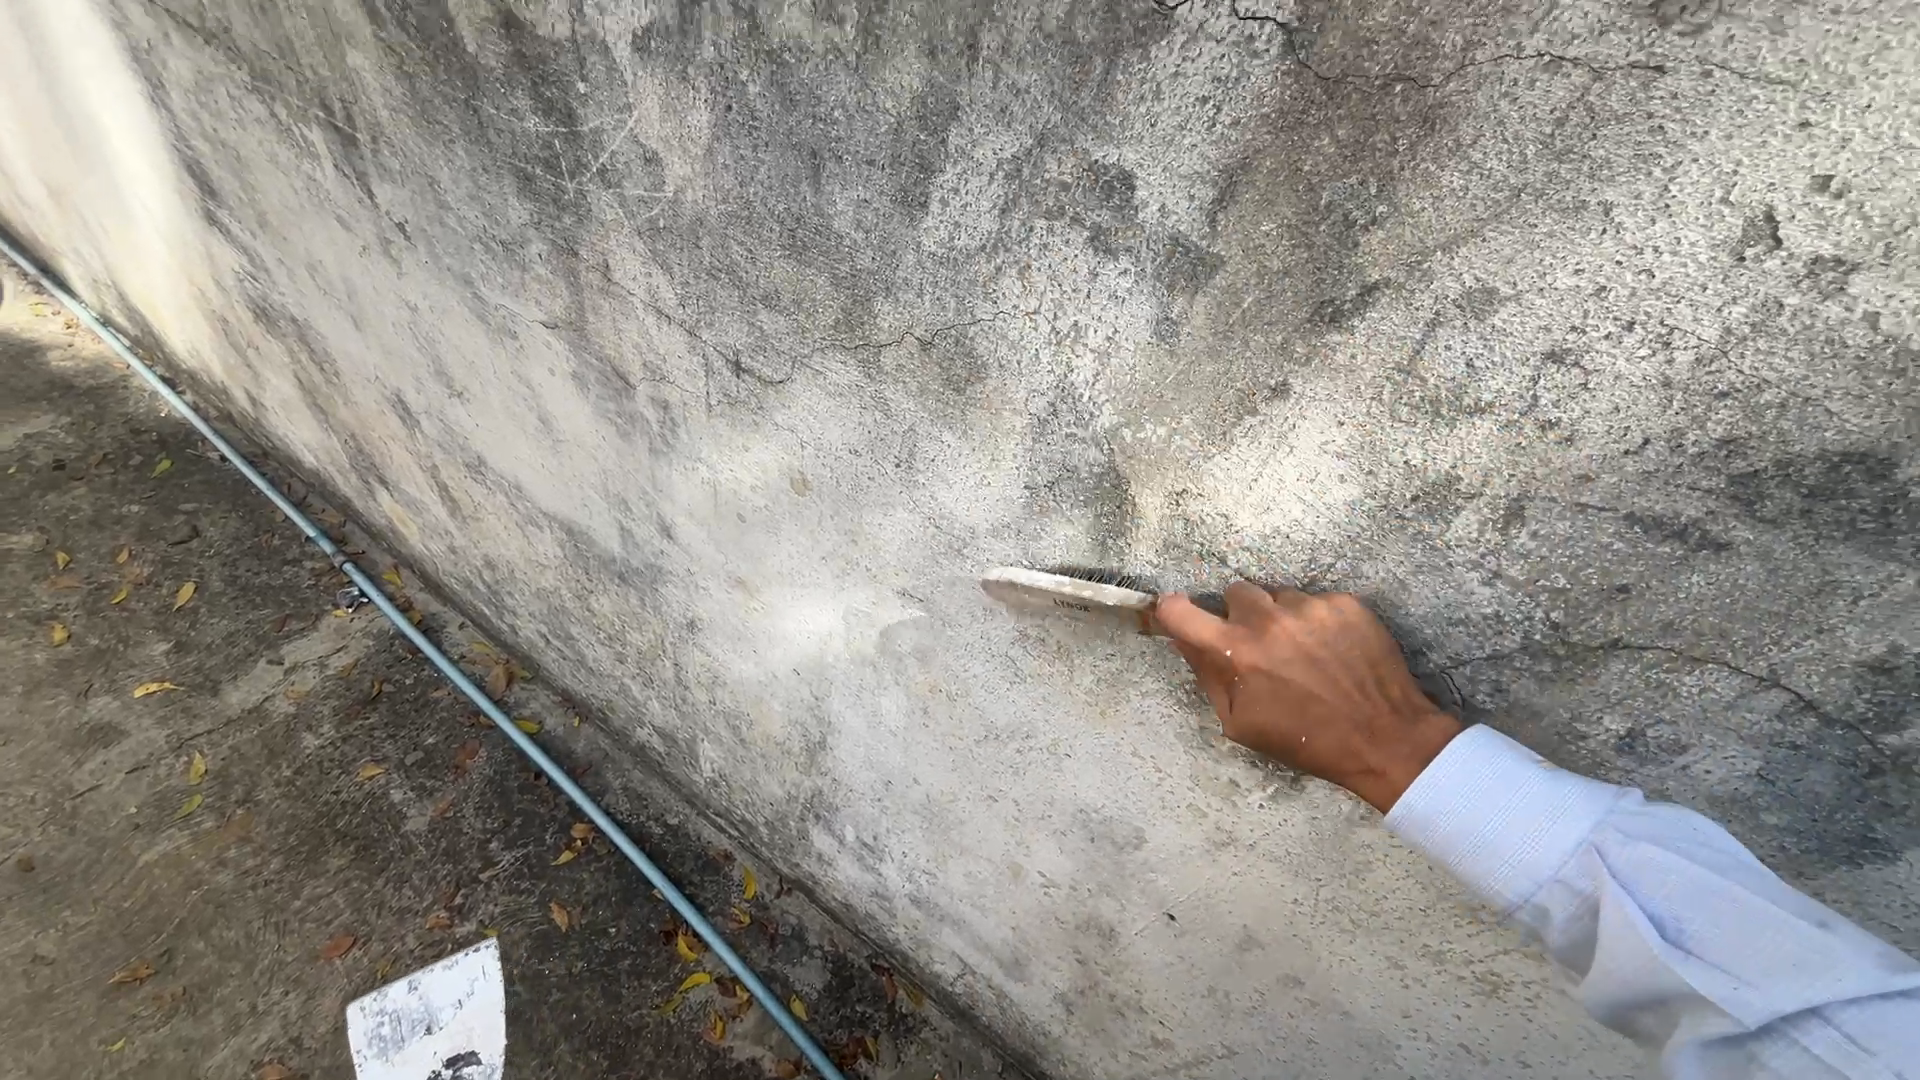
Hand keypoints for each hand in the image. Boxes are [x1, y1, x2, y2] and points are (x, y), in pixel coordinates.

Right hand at [1156, 582, 1461, 812]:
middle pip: (1235, 592)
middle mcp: (1268, 619)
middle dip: (1240, 615)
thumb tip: (1181, 640)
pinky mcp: (1344, 604)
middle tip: (1259, 645)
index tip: (1176, 612)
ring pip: (1278, 595)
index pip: (1179, 611)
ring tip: (1303, 651)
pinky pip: (1315, 600)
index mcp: (1236, 652)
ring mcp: (1309, 607)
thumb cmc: (1306, 739)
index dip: (1171, 610)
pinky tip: (1331, 649)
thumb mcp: (1240, 722)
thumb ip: (1206, 675)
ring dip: (1280, 617)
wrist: (1386, 737)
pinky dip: (1317, 620)